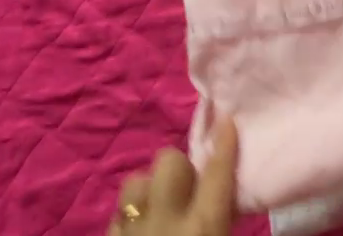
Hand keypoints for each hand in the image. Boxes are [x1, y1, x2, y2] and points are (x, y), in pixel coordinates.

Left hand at [107, 118, 238, 235]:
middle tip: (187, 187)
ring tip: (157, 204)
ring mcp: (131, 230)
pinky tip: (139, 225)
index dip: (223, 141)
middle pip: (168, 161)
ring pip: (135, 182)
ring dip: (148, 189)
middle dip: (177, 167)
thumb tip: (226, 187)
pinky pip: (116, 213)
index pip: (216, 172)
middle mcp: (165, 220)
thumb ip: (222, 213)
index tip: (226, 118)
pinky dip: (129, 214)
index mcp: (202, 225)